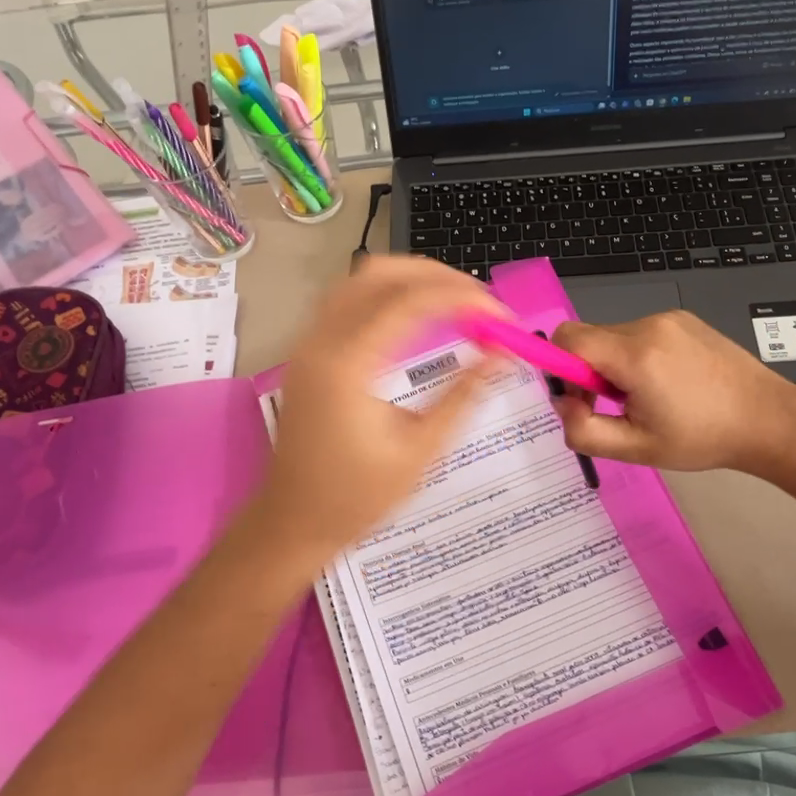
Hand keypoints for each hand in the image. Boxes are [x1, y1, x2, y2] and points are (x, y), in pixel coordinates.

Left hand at [254, 256, 503, 553]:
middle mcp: (321, 342)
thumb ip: (463, 396)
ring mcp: (308, 345)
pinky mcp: (307, 354)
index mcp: (348, 365)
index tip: (501, 318)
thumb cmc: (356, 498)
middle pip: (381, 273)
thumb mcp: (420, 451)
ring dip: (409, 280)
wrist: (293, 522)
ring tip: (454, 304)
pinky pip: (346, 301)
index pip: (411, 302)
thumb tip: (502, 356)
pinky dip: (385, 296)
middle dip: (436, 277)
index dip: (463, 299)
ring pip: (359, 280)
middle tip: (480, 303)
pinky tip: (415, 319)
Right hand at [550, 311, 795, 471]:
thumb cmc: (702, 439)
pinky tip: (669, 385)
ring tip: (650, 399)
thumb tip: (562, 404)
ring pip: (614, 337)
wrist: (767, 419)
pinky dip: (638, 357)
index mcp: (635, 356)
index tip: (582, 398)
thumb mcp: (634, 448)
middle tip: (619, 407)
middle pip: (589, 339)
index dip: (560, 368)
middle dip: (590, 373)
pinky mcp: (684, 319)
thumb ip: (584, 430)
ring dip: (616, 367)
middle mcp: (649, 326)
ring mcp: (669, 318)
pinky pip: (640, 334)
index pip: (567, 339)